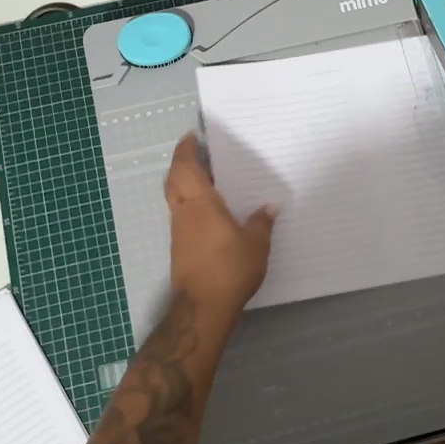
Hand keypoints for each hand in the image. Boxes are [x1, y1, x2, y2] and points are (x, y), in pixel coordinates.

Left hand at [165, 133, 275, 320]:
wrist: (202, 306)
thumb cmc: (229, 269)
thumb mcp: (256, 244)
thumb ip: (261, 222)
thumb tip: (270, 206)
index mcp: (200, 202)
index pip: (185, 167)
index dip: (185, 149)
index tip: (192, 137)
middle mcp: (183, 211)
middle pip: (173, 178)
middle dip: (182, 162)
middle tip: (199, 153)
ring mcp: (178, 229)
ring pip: (174, 196)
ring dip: (184, 182)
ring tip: (207, 177)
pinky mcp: (179, 246)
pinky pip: (180, 212)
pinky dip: (188, 201)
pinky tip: (209, 207)